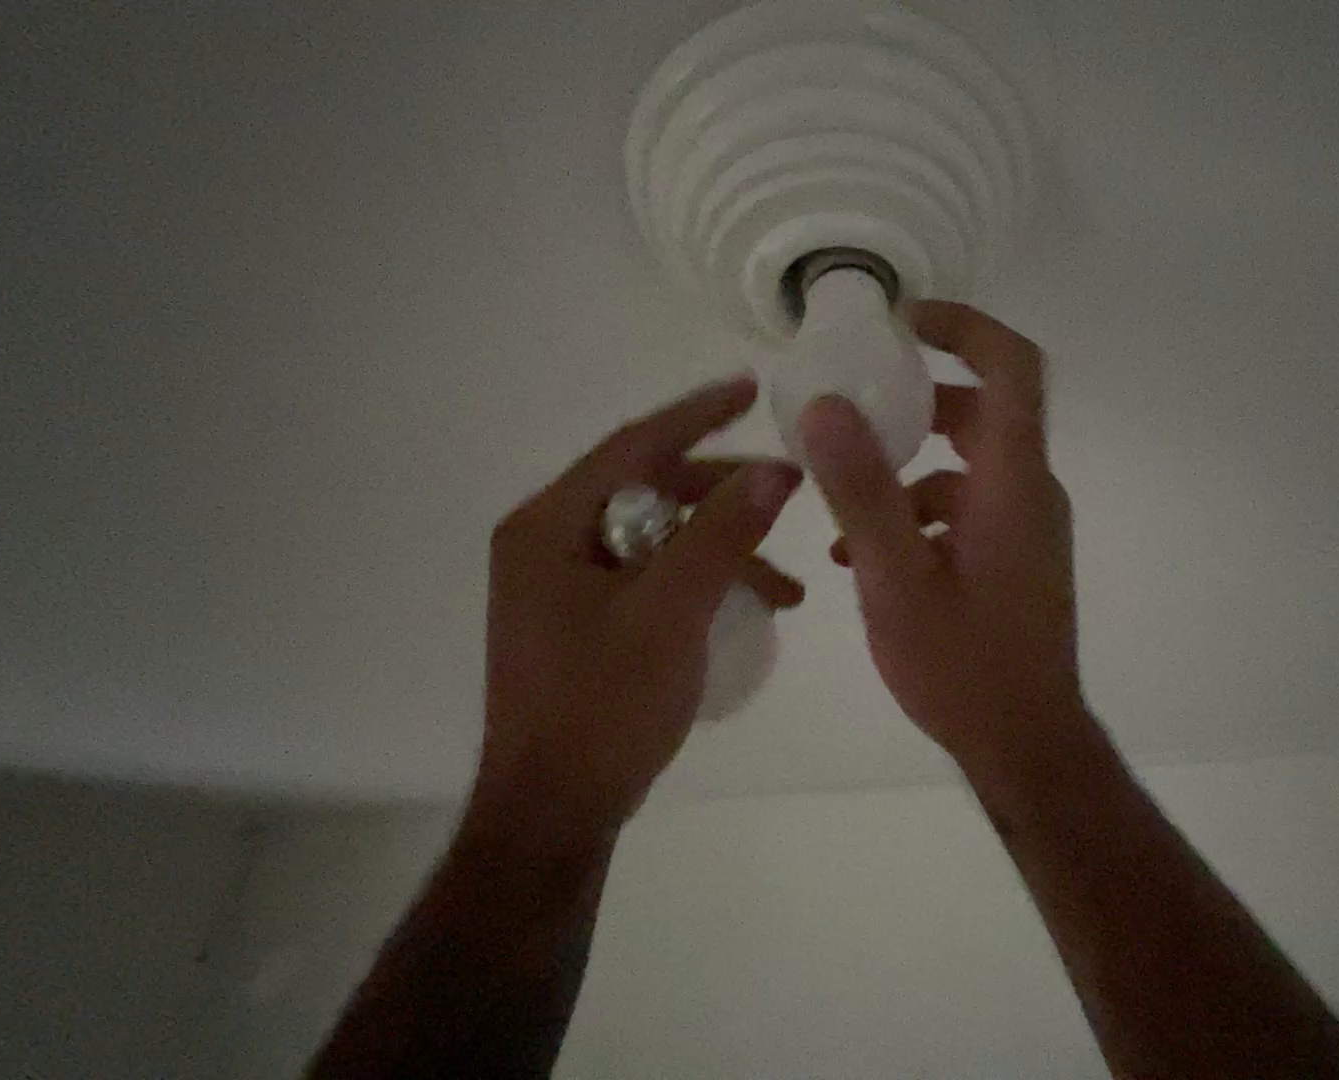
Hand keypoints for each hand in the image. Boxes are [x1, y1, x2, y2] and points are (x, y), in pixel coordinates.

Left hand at [471, 375, 803, 854]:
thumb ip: (723, 535)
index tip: (753, 390)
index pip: (632, 447)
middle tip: (788, 496)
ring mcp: (565, 585)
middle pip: (649, 492)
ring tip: (789, 589)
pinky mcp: (586, 619)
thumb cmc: (603, 708)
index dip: (696, 415)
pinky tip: (748, 610)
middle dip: (724, 497)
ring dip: (723, 552)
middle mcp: (548, 543)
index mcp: (548, 527)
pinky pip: (654, 578)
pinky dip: (702, 585)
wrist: (556, 812)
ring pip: (659, 540)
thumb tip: (774, 470)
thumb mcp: (671, 613)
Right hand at [800, 301, 1087, 767]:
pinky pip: (967, 511)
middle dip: (917, 399)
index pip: (1011, 366)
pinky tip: (863, 556)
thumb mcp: (895, 576)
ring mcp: (1027, 528)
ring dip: (907, 468)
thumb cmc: (962, 664)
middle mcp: (1030, 492)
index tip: (902, 319)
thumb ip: (861, 489)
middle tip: (856, 399)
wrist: (1023, 742)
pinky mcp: (1015, 559)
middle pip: (982, 411)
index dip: (963, 325)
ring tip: (839, 500)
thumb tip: (826, 405)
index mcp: (1012, 481)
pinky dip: (919, 512)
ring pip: (967, 467)